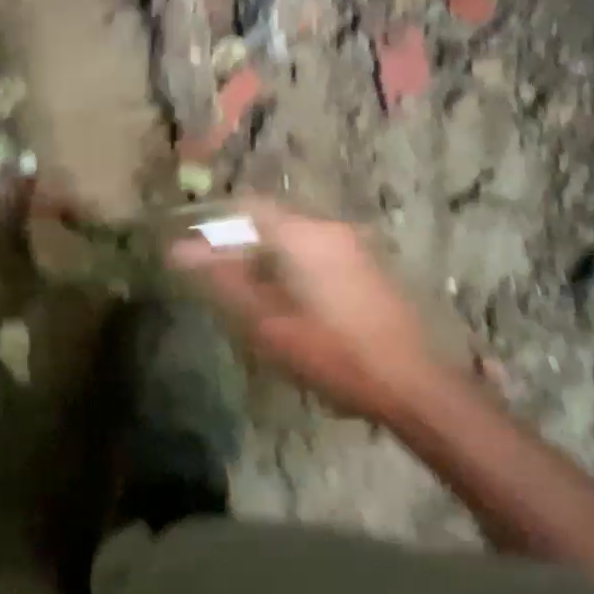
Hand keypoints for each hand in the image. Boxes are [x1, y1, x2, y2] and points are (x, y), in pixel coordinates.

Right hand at [168, 200, 451, 424]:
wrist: (417, 388)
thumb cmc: (333, 352)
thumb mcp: (265, 321)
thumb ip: (220, 280)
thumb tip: (176, 249)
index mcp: (302, 234)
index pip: (247, 205)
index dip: (216, 224)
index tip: (197, 252)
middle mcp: (330, 229)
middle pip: (271, 222)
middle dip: (241, 247)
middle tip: (221, 285)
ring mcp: (356, 248)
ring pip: (295, 240)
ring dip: (268, 262)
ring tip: (253, 302)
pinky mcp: (372, 269)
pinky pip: (318, 255)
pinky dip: (295, 270)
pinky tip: (293, 309)